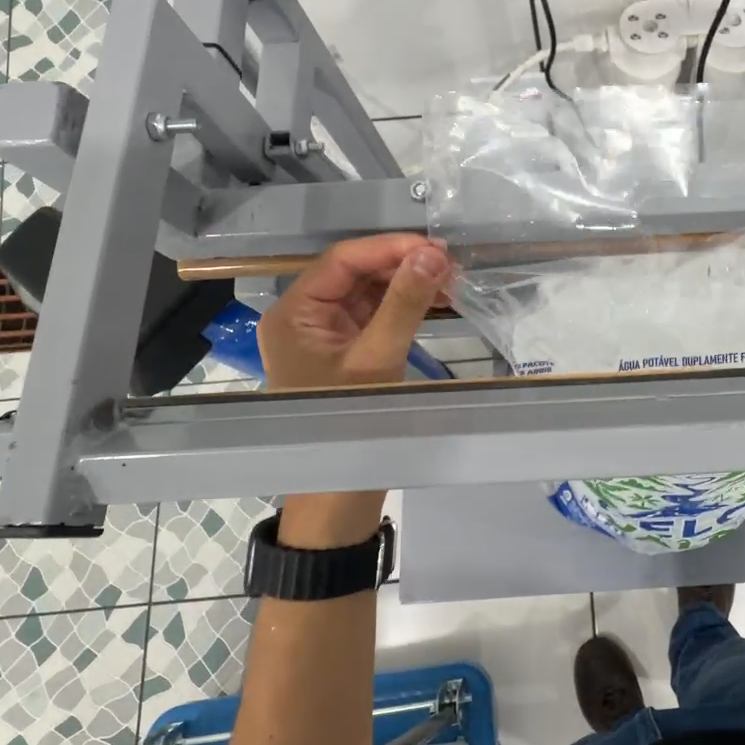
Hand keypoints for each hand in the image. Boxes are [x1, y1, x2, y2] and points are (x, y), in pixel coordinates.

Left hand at [258, 234, 449, 546]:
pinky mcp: (347, 352)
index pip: (342, 261)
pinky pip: (376, 316)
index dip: (389, 248)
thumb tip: (433, 255)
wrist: (337, 496)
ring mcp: (326, 335)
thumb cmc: (347, 424)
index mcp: (294, 313)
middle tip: (450, 264)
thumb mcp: (377, 360)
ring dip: (407, 283)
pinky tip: (437, 300)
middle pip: (356, 274)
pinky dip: (405, 306)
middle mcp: (304, 317)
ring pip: (369, 293)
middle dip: (402, 264)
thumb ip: (404, 304)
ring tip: (451, 280)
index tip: (436, 248)